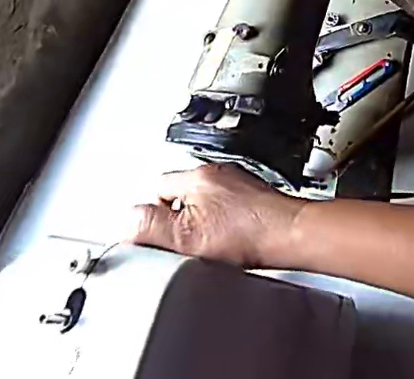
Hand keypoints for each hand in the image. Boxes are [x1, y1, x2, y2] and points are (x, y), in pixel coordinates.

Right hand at [128, 163, 305, 268]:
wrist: (285, 233)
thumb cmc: (246, 232)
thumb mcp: (185, 237)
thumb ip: (149, 226)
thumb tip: (127, 220)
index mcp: (199, 176)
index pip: (157, 187)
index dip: (150, 214)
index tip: (152, 234)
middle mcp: (220, 172)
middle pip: (179, 192)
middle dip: (174, 217)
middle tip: (180, 241)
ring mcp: (237, 181)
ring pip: (202, 199)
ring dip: (197, 218)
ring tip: (205, 242)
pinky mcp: (251, 194)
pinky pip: (223, 204)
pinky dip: (219, 219)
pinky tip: (224, 238)